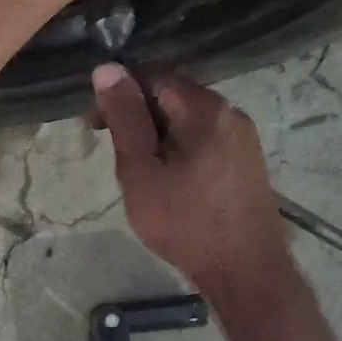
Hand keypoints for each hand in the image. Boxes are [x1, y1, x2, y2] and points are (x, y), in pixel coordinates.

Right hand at [93, 64, 290, 288]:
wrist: (245, 272)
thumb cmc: (185, 221)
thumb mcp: (141, 169)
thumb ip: (124, 117)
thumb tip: (106, 68)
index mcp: (206, 108)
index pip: (153, 76)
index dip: (118, 95)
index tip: (96, 128)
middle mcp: (231, 113)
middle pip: (171, 96)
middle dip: (136, 117)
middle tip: (115, 155)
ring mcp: (243, 138)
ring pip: (186, 120)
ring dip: (155, 136)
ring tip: (138, 172)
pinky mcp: (245, 162)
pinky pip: (202, 140)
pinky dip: (176, 150)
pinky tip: (167, 181)